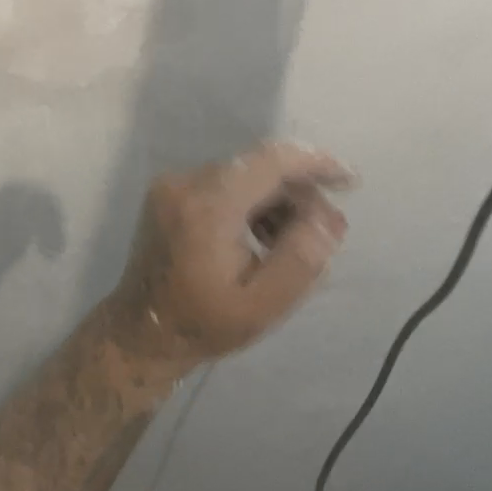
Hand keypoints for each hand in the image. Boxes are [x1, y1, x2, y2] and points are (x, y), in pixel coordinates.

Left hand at [108, 142, 351, 366]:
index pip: (270, 161)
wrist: (142, 329)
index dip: (315, 163)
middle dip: (299, 193)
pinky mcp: (168, 193)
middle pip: (258, 167)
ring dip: (275, 200)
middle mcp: (185, 183)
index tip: (349, 181)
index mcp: (208, 207)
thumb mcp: (264, 305)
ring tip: (293, 243)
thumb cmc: (204, 323)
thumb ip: (301, 258)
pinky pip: (221, 184)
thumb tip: (326, 217)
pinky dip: (249, 202)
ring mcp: (172, 185)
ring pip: (242, 175)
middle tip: (328, 232)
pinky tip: (263, 237)